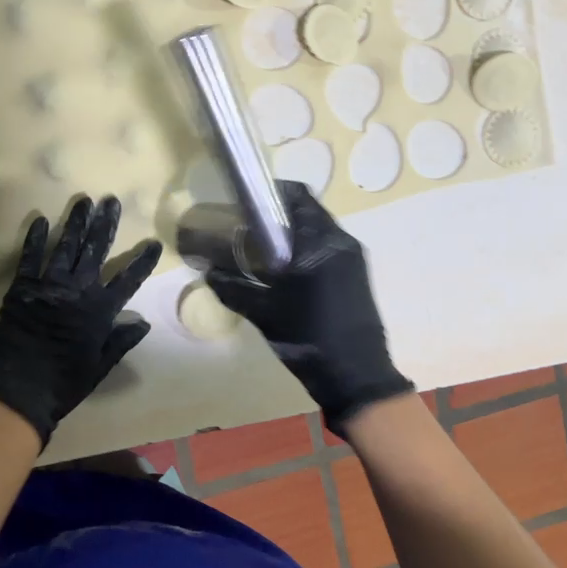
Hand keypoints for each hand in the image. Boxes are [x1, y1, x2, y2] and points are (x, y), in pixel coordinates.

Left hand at [0, 196, 162, 445]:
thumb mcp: (101, 366)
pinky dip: (35, 239)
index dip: (141, 261)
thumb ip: (121, 341)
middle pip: (95, 252)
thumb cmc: (65, 383)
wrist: (21, 392)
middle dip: (105, 225)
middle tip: (111, 201)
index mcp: (99, 312)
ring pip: (66, 247)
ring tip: (83, 201)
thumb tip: (142, 322)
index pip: (127, 280)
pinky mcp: (21, 289)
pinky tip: (40, 220)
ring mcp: (47, 287)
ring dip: (75, 223)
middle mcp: (77, 292)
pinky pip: (29, 258)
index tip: (154, 243)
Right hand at [206, 180, 412, 433]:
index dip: (272, 192)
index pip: (298, 195)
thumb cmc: (308, 336)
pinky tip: (287, 276)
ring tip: (264, 256)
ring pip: (318, 232)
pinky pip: (328, 251)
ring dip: (293, 237)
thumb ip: (234, 288)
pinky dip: (306, 252)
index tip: (247, 204)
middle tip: (248, 232)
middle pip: (307, 212)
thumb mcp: (263, 312)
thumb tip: (208, 273)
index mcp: (319, 241)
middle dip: (278, 218)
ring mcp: (354, 259)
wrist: (356, 374)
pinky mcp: (358, 276)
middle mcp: (341, 241)